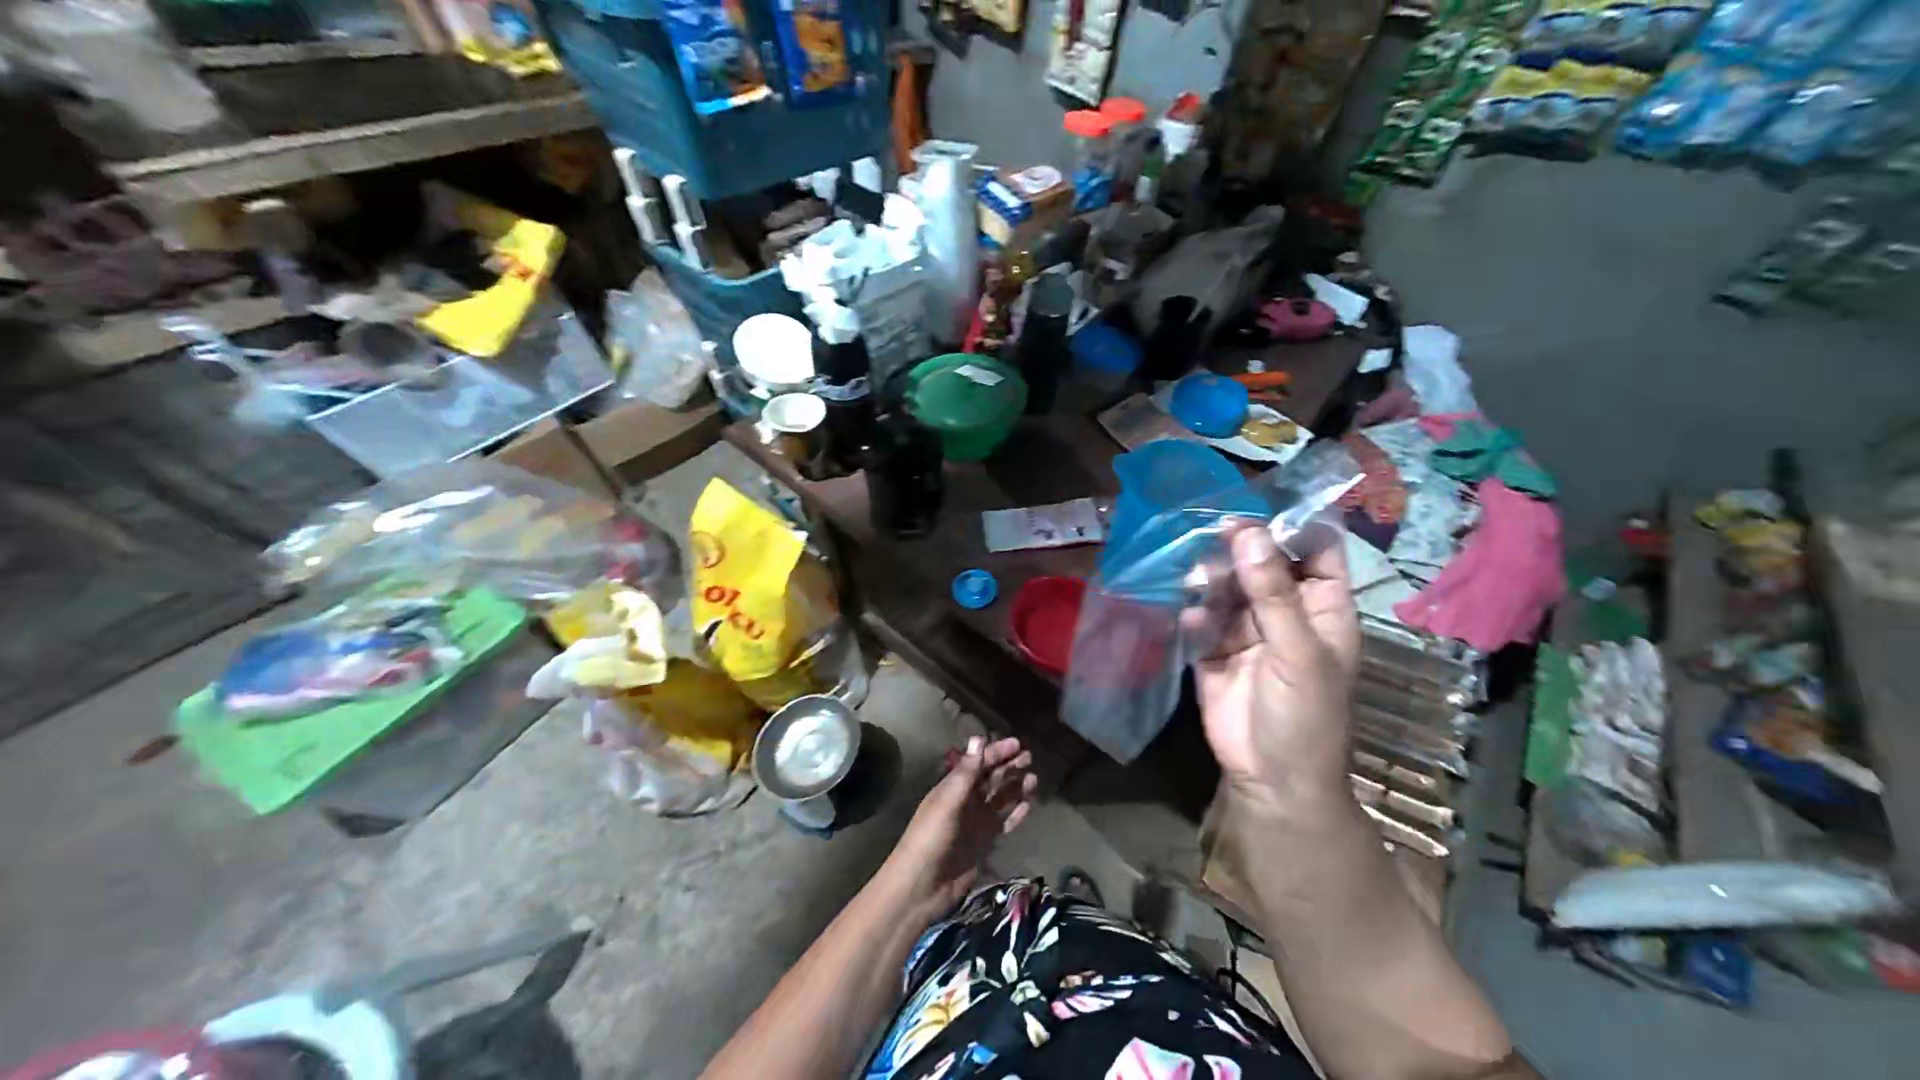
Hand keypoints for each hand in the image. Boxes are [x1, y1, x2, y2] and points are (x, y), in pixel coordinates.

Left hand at [882, 736, 1036, 921]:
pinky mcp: (984, 843)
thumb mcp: (948, 802)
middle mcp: (965, 801)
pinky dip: (1016, 814)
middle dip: (1009, 767)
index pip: (978, 763)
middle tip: (1030, 758)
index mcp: (952, 788)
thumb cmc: (931, 838)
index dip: (996, 752)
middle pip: (991, 779)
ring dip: (1016, 788)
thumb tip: (978, 737)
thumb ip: (966, 772)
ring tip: (1034, 780)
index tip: (1018, 744)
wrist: (923, 885)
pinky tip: (1029, 805)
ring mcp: (976, 822)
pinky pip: (1004, 823)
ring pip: (1000, 800)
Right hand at [1182, 524, 1360, 815]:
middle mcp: (1284, 611)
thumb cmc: (1305, 717)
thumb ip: (1272, 593)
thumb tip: (1247, 534)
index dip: (1291, 526)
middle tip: (1209, 534)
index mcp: (1322, 608)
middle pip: (1261, 563)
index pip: (1315, 550)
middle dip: (1238, 549)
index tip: (1255, 507)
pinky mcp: (1212, 650)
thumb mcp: (1297, 652)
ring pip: (1226, 587)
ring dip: (1210, 580)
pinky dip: (1192, 615)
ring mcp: (1246, 630)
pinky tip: (1188, 619)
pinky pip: (1200, 620)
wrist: (1271, 779)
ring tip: (1194, 580)